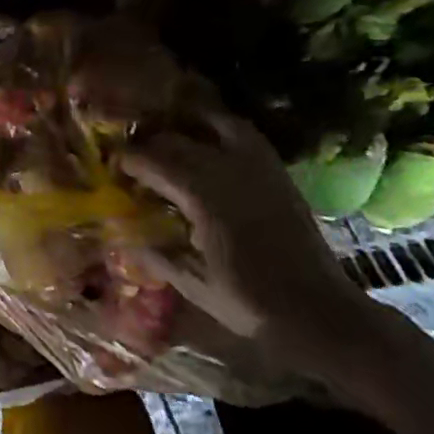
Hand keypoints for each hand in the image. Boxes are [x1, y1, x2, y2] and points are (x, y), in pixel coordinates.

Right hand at [120, 114, 367, 344]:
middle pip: (175, 139)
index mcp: (203, 196)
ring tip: (167, 140)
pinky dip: (217, 126)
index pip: (152, 161)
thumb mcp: (194, 285)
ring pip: (209, 122)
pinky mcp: (275, 168)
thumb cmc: (252, 303)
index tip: (112, 165)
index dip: (128, 159)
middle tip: (133, 159)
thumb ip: (155, 255)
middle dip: (148, 144)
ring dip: (182, 127)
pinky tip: (207, 140)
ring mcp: (256, 163)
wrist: (320, 311)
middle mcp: (227, 168)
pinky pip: (240, 131)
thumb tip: (120, 236)